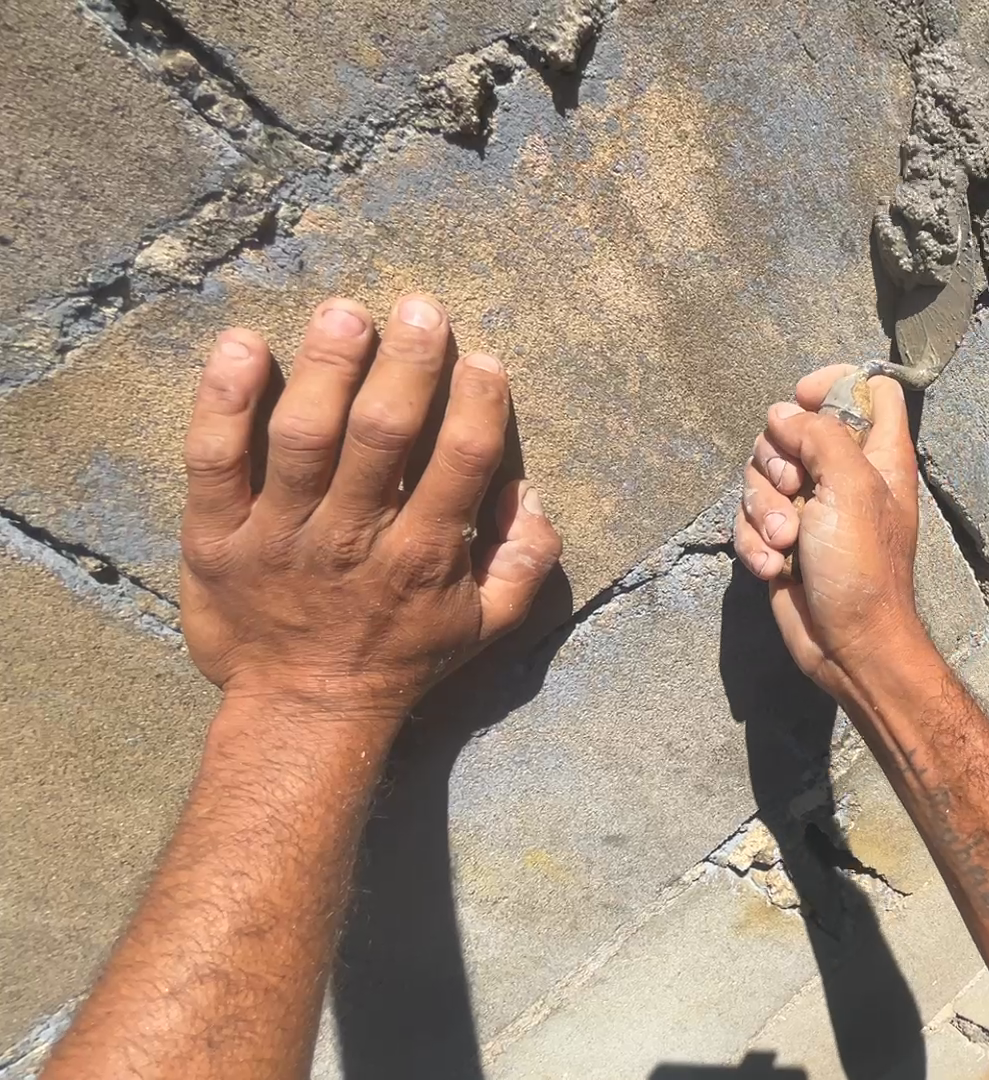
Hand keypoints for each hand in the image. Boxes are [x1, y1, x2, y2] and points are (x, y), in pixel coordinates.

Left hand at [179, 294, 561, 725]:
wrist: (307, 706)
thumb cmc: (413, 656)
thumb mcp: (494, 623)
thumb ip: (526, 560)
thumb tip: (526, 494)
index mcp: (425, 558)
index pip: (457, 466)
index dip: (476, 408)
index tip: (485, 362)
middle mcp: (352, 539)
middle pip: (379, 439)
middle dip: (406, 368)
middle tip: (422, 310)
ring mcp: (276, 535)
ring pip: (300, 439)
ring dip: (324, 370)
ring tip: (346, 312)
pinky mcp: (214, 536)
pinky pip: (211, 461)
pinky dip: (221, 401)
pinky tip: (241, 346)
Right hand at [733, 365, 928, 699]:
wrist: (848, 646)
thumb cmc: (863, 567)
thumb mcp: (851, 489)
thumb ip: (820, 437)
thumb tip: (783, 413)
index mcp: (878, 454)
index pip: (869, 389)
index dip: (836, 384)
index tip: (805, 399)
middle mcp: (844, 473)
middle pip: (794, 429)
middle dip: (779, 461)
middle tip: (796, 493)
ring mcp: (811, 506)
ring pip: (761, 476)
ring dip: (765, 511)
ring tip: (787, 543)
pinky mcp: (783, 538)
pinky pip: (750, 519)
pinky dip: (756, 543)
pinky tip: (774, 568)